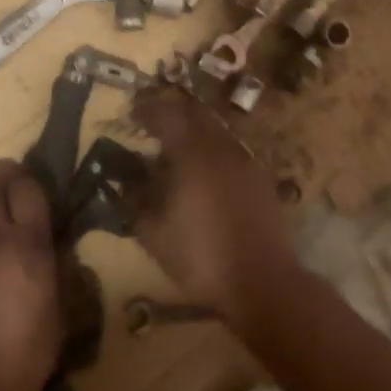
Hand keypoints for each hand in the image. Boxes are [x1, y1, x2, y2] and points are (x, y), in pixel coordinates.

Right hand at [130, 87, 297, 317]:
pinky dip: (214, 155)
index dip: (147, 108)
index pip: (168, 114)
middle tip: (153, 126)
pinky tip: (205, 178)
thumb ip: (136, 200)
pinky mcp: (263, 183)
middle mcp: (222, 149)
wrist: (262, 283)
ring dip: (195, 135)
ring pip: (217, 134)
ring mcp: (247, 164)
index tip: (132, 111)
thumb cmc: (200, 256)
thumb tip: (127, 182)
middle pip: (197, 115)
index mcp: (193, 154)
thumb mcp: (152, 232)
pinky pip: (232, 155)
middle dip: (173, 115)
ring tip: (177, 154)